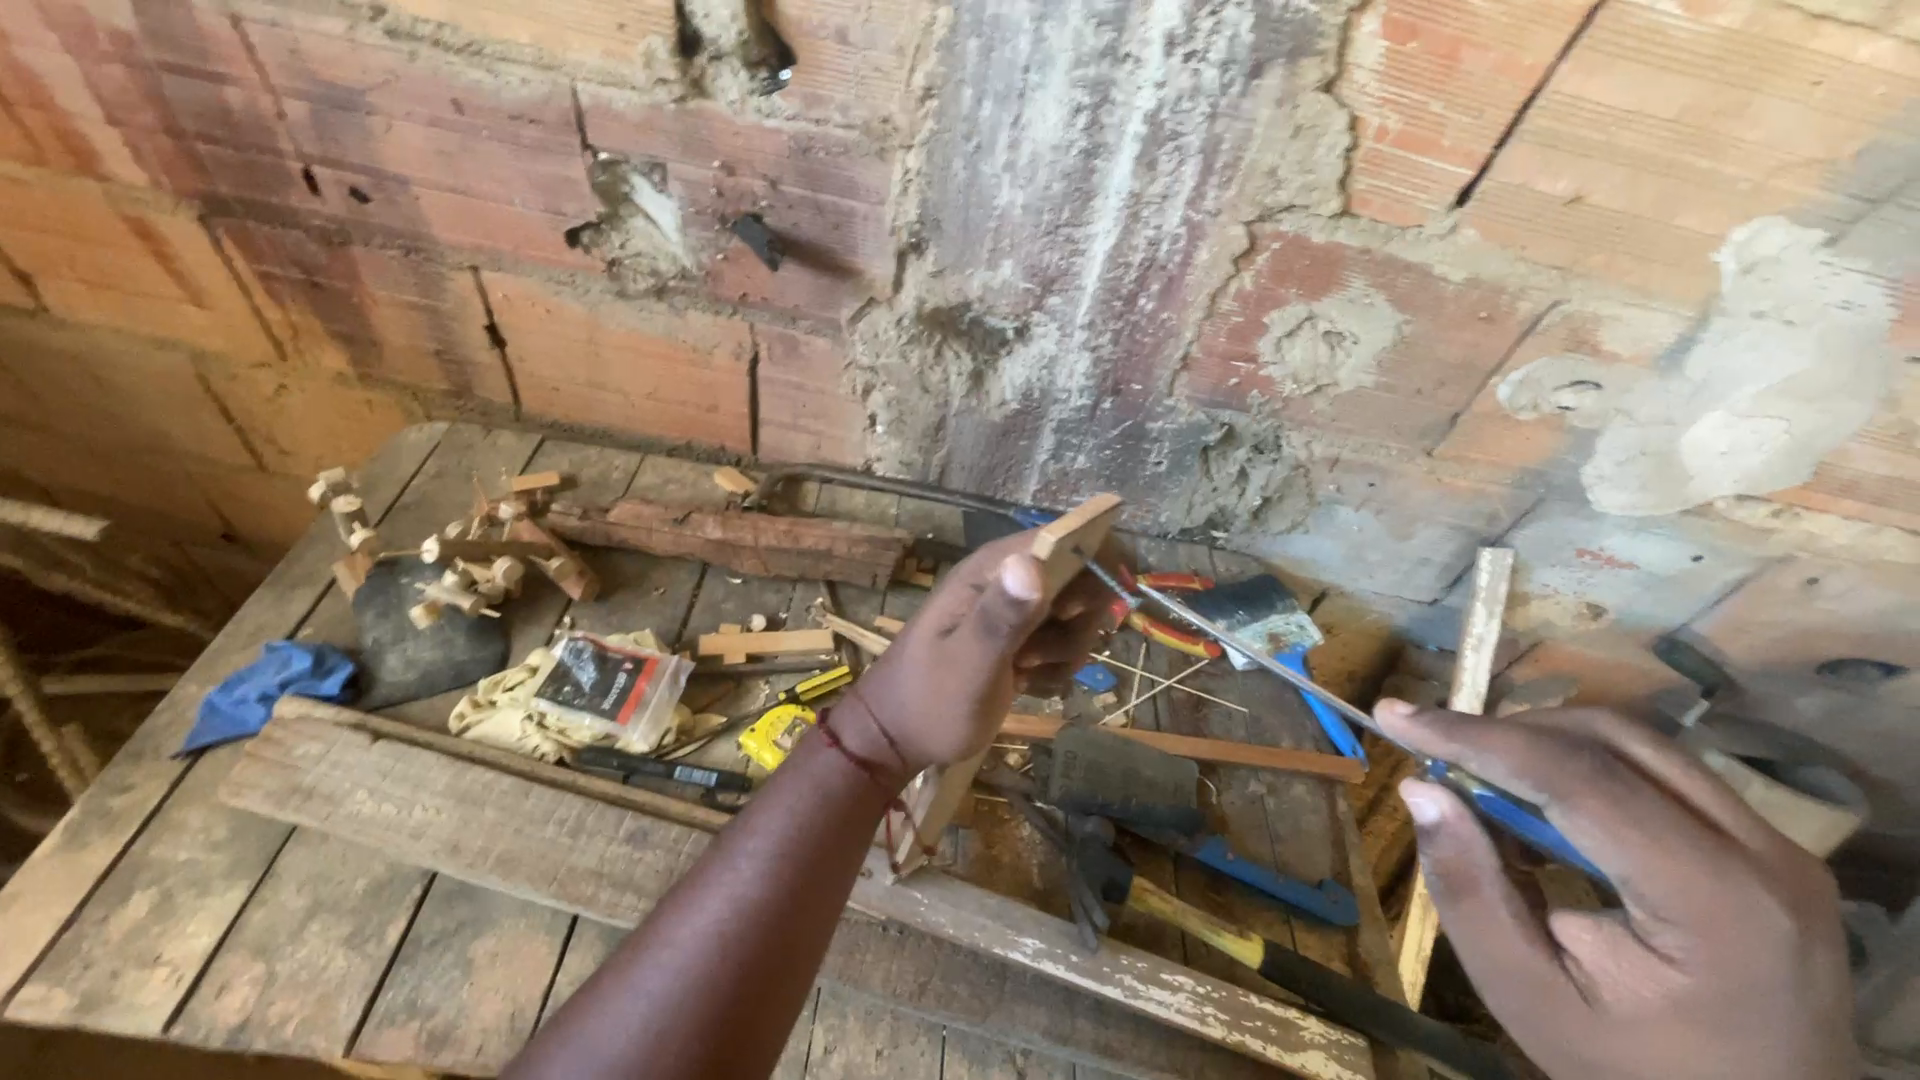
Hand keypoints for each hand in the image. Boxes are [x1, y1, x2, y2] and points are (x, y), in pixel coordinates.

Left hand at [839, 531, 1118, 783]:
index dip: (1096, 565)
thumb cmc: (928, 702)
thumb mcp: (966, 664)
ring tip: (1024, 673)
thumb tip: (1033, 563)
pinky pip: (1066, 646)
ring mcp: (1016, 610)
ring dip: (1066, 652)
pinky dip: (1056, 669)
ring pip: (1080, 618)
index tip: (1096, 610)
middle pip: (1083, 579)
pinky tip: (1025, 684)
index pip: (1064, 537)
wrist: (901, 738)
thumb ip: (1001, 617)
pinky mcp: (1022, 640)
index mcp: (992, 568)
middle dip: (1079, 623)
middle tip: (1040, 654)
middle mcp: (1009, 579)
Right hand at [1374, 700, 1856, 1079]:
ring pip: (1635, 742)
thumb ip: (1470, 891)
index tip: (1395, 717)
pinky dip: (1578, 763)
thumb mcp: (1526, 995)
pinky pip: (1657, 769)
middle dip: (1505, 731)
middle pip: (1612, 741)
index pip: (1579, 779)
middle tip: (1429, 745)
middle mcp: (1764, 855)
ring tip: (1473, 772)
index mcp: (1713, 904)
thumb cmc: (1632, 1069)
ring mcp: (1777, 846)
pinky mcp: (1766, 845)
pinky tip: (1532, 800)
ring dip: (1540, 740)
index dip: (1478, 737)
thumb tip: (1420, 789)